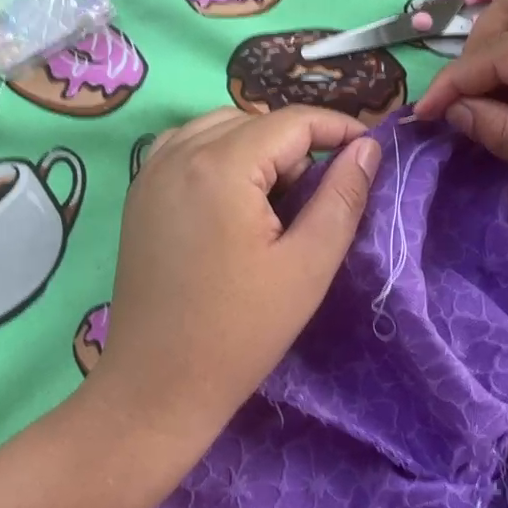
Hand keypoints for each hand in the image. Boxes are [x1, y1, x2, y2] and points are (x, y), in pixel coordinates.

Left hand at [92, 107, 380, 439]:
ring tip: (276, 203)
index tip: (368, 148)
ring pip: (220, 128)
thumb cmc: (239, 332)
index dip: (336, 127)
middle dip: (295, 145)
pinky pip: (188, 147)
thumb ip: (342, 197)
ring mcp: (151, 171)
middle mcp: (178, 153)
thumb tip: (367, 148)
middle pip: (255, 121)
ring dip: (257, 148)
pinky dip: (220, 156)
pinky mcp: (139, 194)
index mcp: (219, 166)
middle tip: (316, 198)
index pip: (291, 121)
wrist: (155, 387)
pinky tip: (233, 202)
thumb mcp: (307, 266)